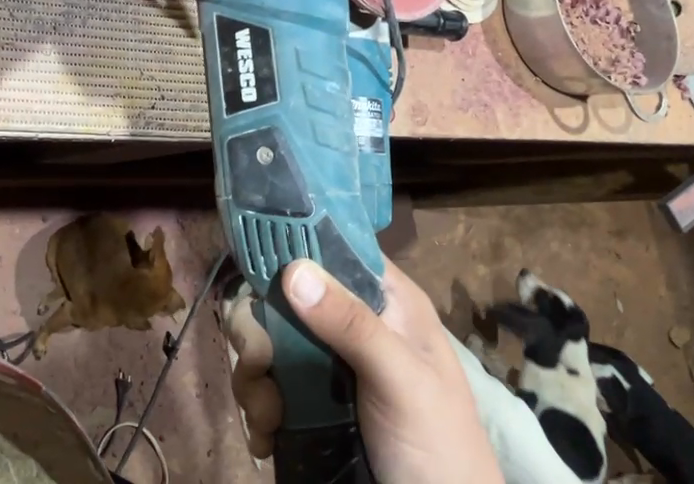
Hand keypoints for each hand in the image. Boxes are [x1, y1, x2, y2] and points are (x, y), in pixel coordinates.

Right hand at [223, 258, 502, 483]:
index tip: (255, 273)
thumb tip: (293, 269)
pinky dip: (258, 408)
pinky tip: (266, 435)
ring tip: (267, 418)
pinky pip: (266, 386)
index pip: (330, 249)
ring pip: (267, 344)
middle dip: (258, 335)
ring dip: (254, 379)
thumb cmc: (439, 445)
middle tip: (259, 366)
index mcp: (384, 301)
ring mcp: (326, 364)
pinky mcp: (310, 402)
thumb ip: (353, 327)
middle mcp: (350, 322)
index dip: (289, 250)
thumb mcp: (404, 382)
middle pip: (282, 299)